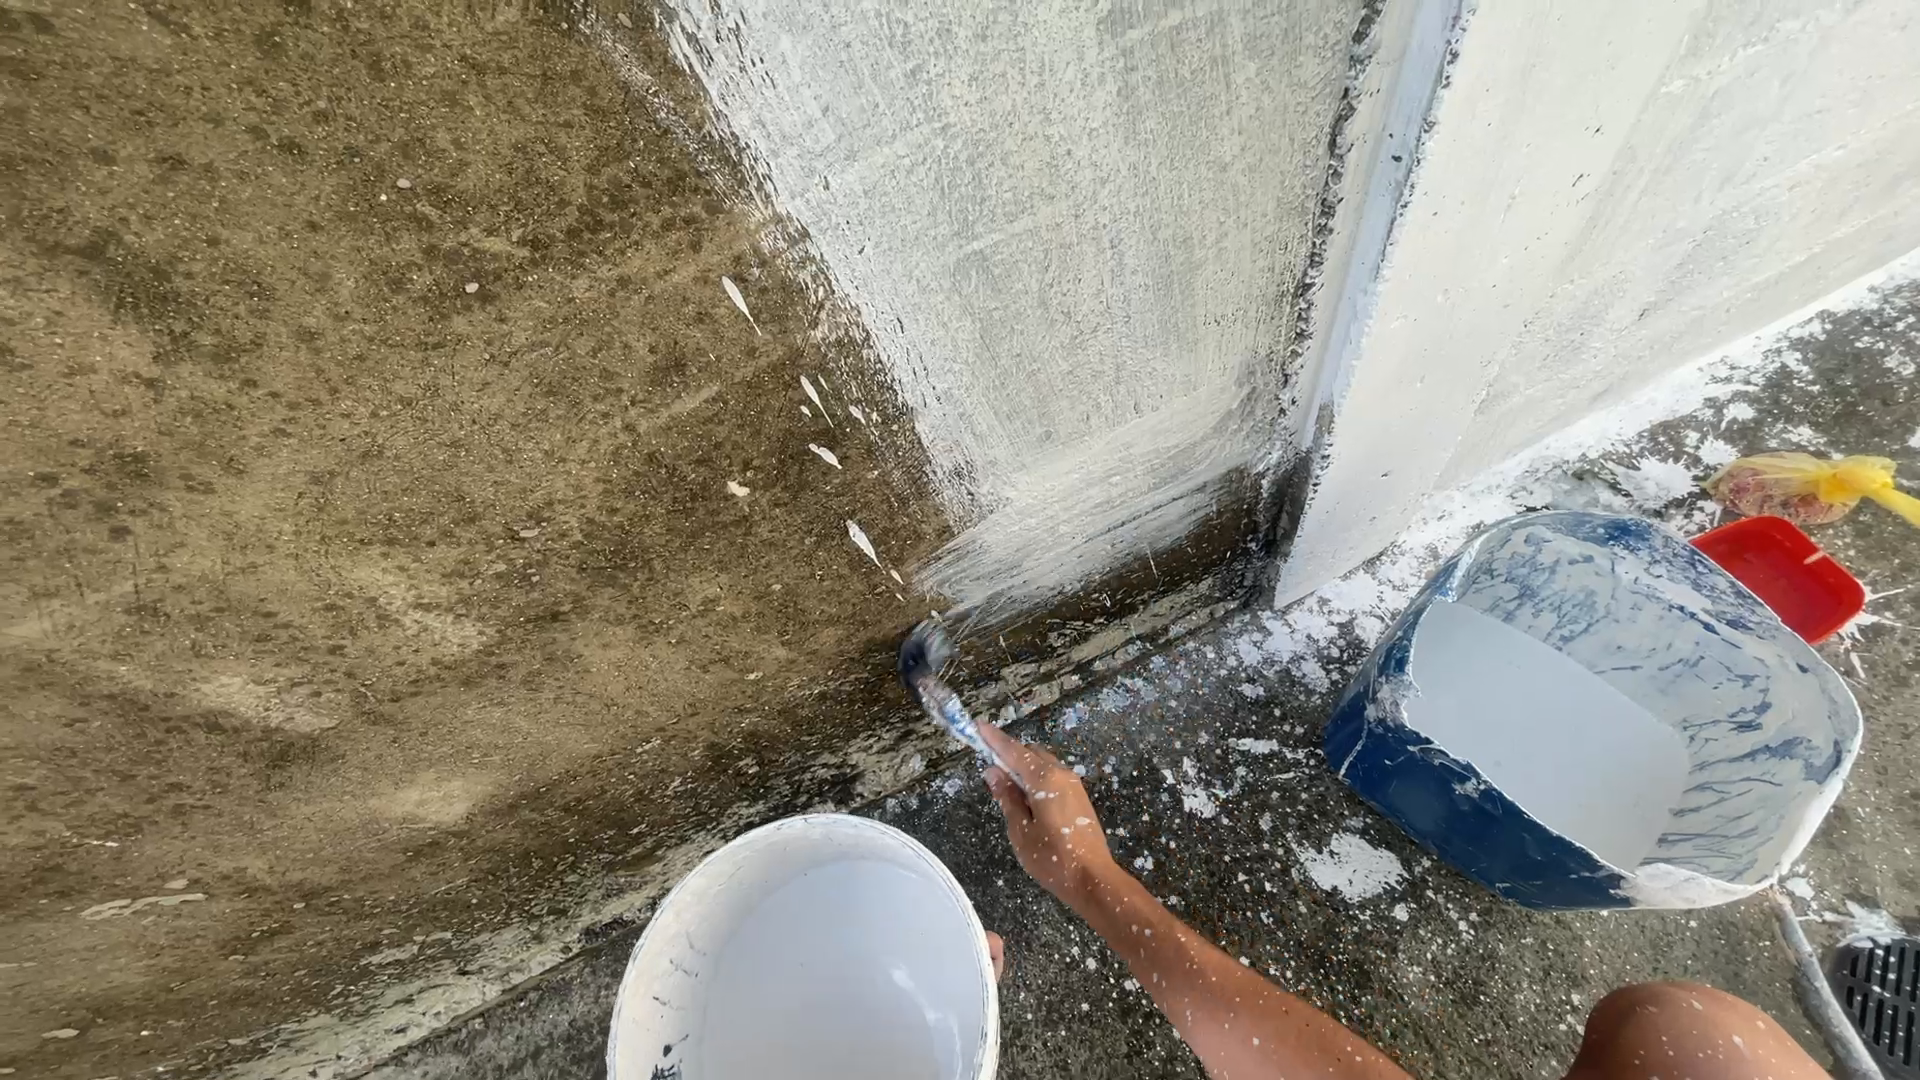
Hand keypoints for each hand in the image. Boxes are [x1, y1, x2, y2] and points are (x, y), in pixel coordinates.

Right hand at [978, 721, 1119, 911]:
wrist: (1094, 880)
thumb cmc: (1053, 859)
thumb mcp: (1021, 830)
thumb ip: (1007, 797)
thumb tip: (993, 772)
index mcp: (1044, 779)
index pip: (1014, 751)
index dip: (995, 740)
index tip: (979, 726)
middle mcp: (1061, 774)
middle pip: (1030, 753)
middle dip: (1009, 756)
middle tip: (991, 772)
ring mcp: (1073, 785)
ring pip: (1042, 764)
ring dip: (1024, 769)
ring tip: (1008, 791)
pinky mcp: (1079, 797)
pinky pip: (1052, 777)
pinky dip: (1036, 779)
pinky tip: (1028, 800)